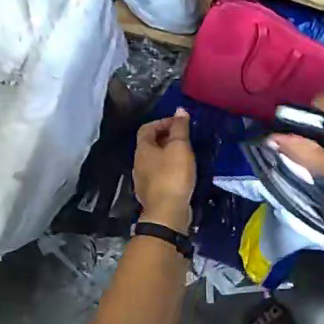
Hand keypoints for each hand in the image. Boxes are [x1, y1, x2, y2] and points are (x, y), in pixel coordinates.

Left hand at [134, 109, 195, 231]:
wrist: (167, 212)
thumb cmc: (173, 175)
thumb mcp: (180, 147)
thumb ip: (180, 128)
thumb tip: (179, 110)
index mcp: (142, 149)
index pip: (147, 128)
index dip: (162, 122)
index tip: (179, 124)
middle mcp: (138, 163)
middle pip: (150, 144)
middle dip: (166, 138)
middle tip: (185, 138)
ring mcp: (142, 180)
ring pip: (154, 161)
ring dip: (168, 155)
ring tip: (185, 156)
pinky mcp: (151, 194)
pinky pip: (158, 176)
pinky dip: (169, 170)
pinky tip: (181, 175)